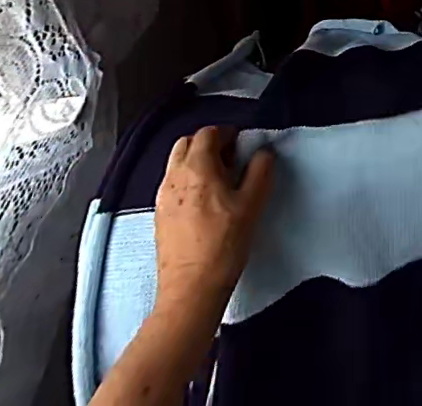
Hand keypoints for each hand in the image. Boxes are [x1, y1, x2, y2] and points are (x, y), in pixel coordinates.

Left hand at [153, 125, 275, 320]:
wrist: (192, 288)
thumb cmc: (224, 242)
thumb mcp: (254, 201)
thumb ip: (261, 168)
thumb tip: (262, 153)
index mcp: (197, 168)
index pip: (207, 133)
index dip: (227, 133)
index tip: (242, 144)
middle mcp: (174, 178)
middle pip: (186, 144)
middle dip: (208, 143)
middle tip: (230, 157)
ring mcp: (162, 198)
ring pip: (176, 164)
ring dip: (197, 161)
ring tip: (221, 180)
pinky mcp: (159, 216)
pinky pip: (173, 184)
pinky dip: (188, 181)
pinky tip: (207, 201)